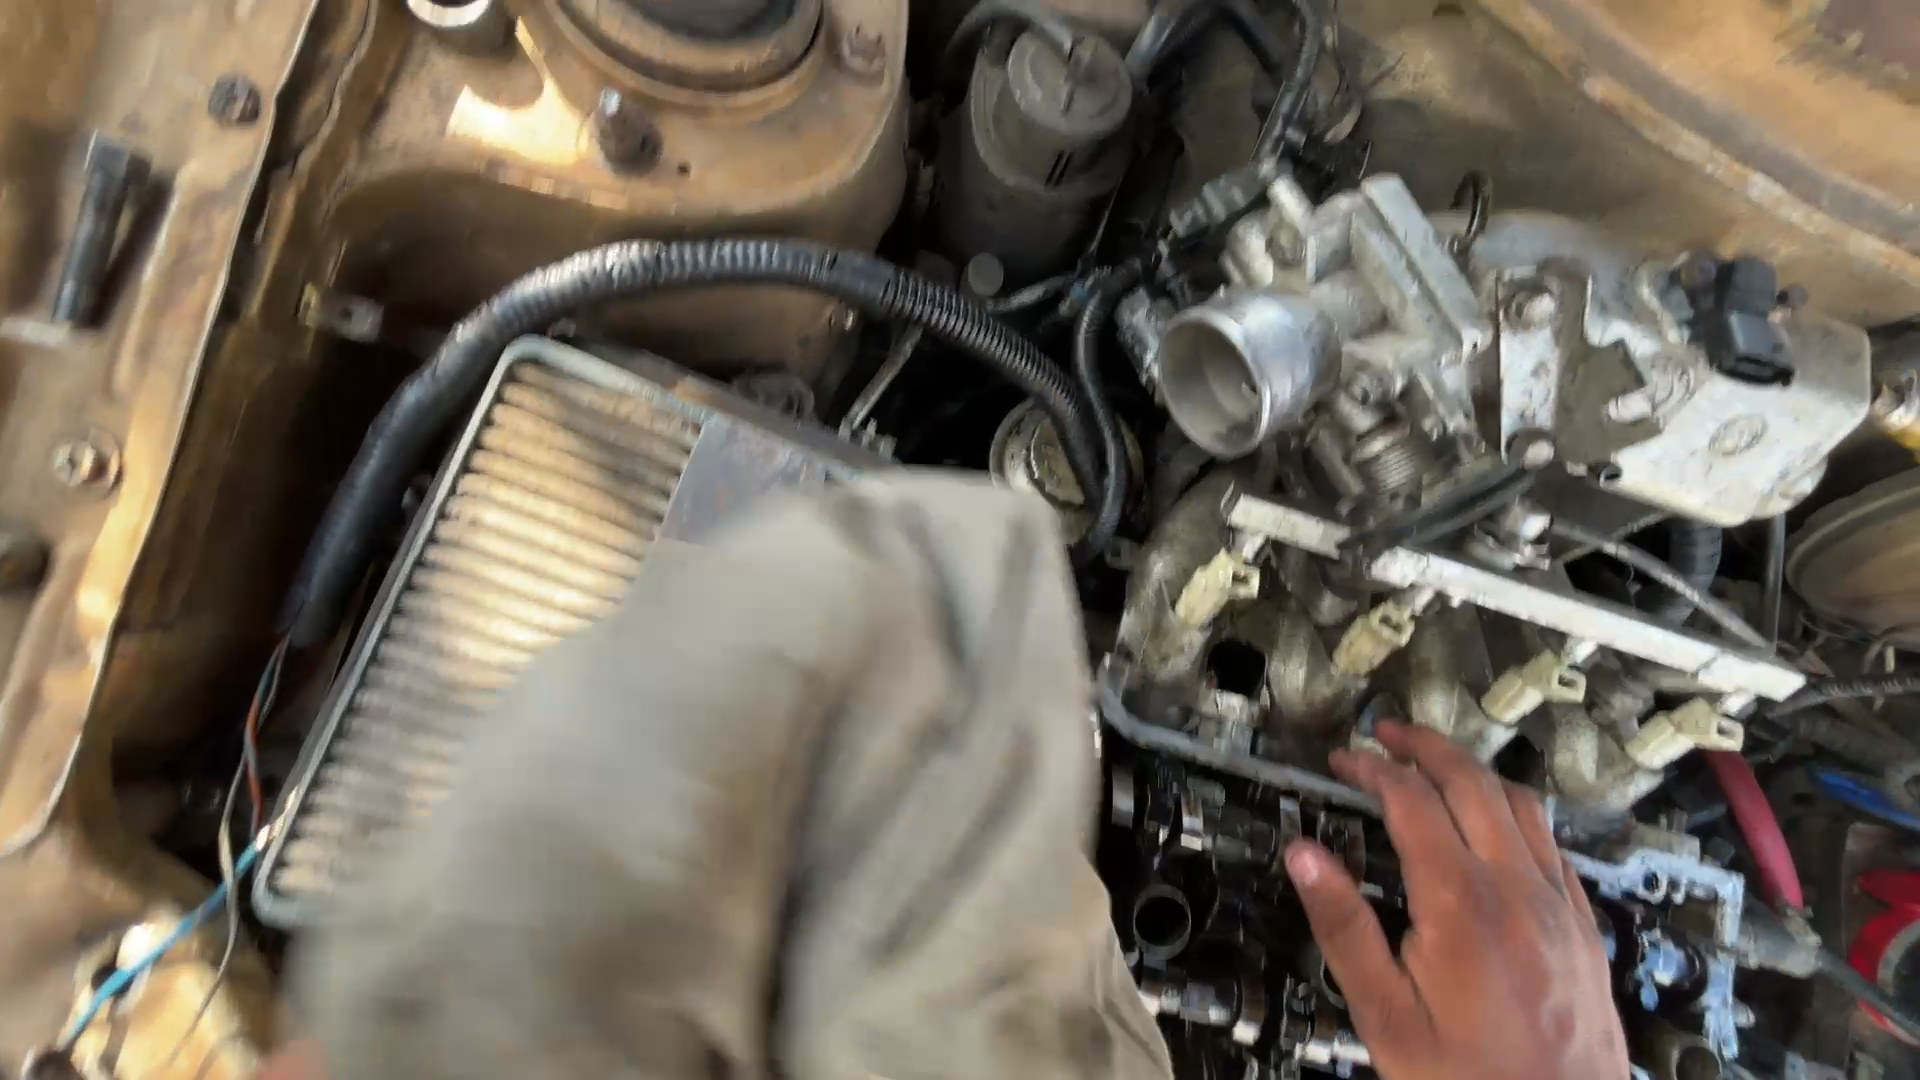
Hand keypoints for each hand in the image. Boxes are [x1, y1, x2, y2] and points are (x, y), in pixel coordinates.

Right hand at [1283, 721, 1628, 1079]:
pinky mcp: (1583, 929)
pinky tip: (1491, 819)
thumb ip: (1343, 926)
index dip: (1372, 769)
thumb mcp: (1383, 1012)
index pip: (1413, 802)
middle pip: (1473, 784)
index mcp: (1463, 905)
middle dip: (1424, 746)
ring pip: (1520, 804)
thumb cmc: (1463, 1076)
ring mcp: (1559, 907)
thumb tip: (1302, 852)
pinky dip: (1512, 809)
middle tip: (1384, 733)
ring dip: (1471, 768)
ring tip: (1431, 759)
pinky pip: (1551, 843)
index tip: (1342, 760)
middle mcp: (1518, 892)